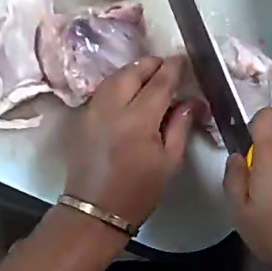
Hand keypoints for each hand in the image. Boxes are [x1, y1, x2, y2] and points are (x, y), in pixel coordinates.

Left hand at [64, 56, 199, 227]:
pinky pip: (102, 91)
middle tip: (166, 68)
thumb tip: (191, 102)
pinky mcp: (81, 118)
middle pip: (132, 72)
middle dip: (151, 65)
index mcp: (138, 119)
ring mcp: (92, 110)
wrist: (96, 210)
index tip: (184, 61)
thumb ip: (180, 126)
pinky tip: (128, 94)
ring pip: (114, 78)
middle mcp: (112, 107)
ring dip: (132, 72)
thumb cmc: (139, 191)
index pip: (160, 82)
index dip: (174, 68)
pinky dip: (117, 85)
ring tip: (148, 77)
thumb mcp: (169, 162)